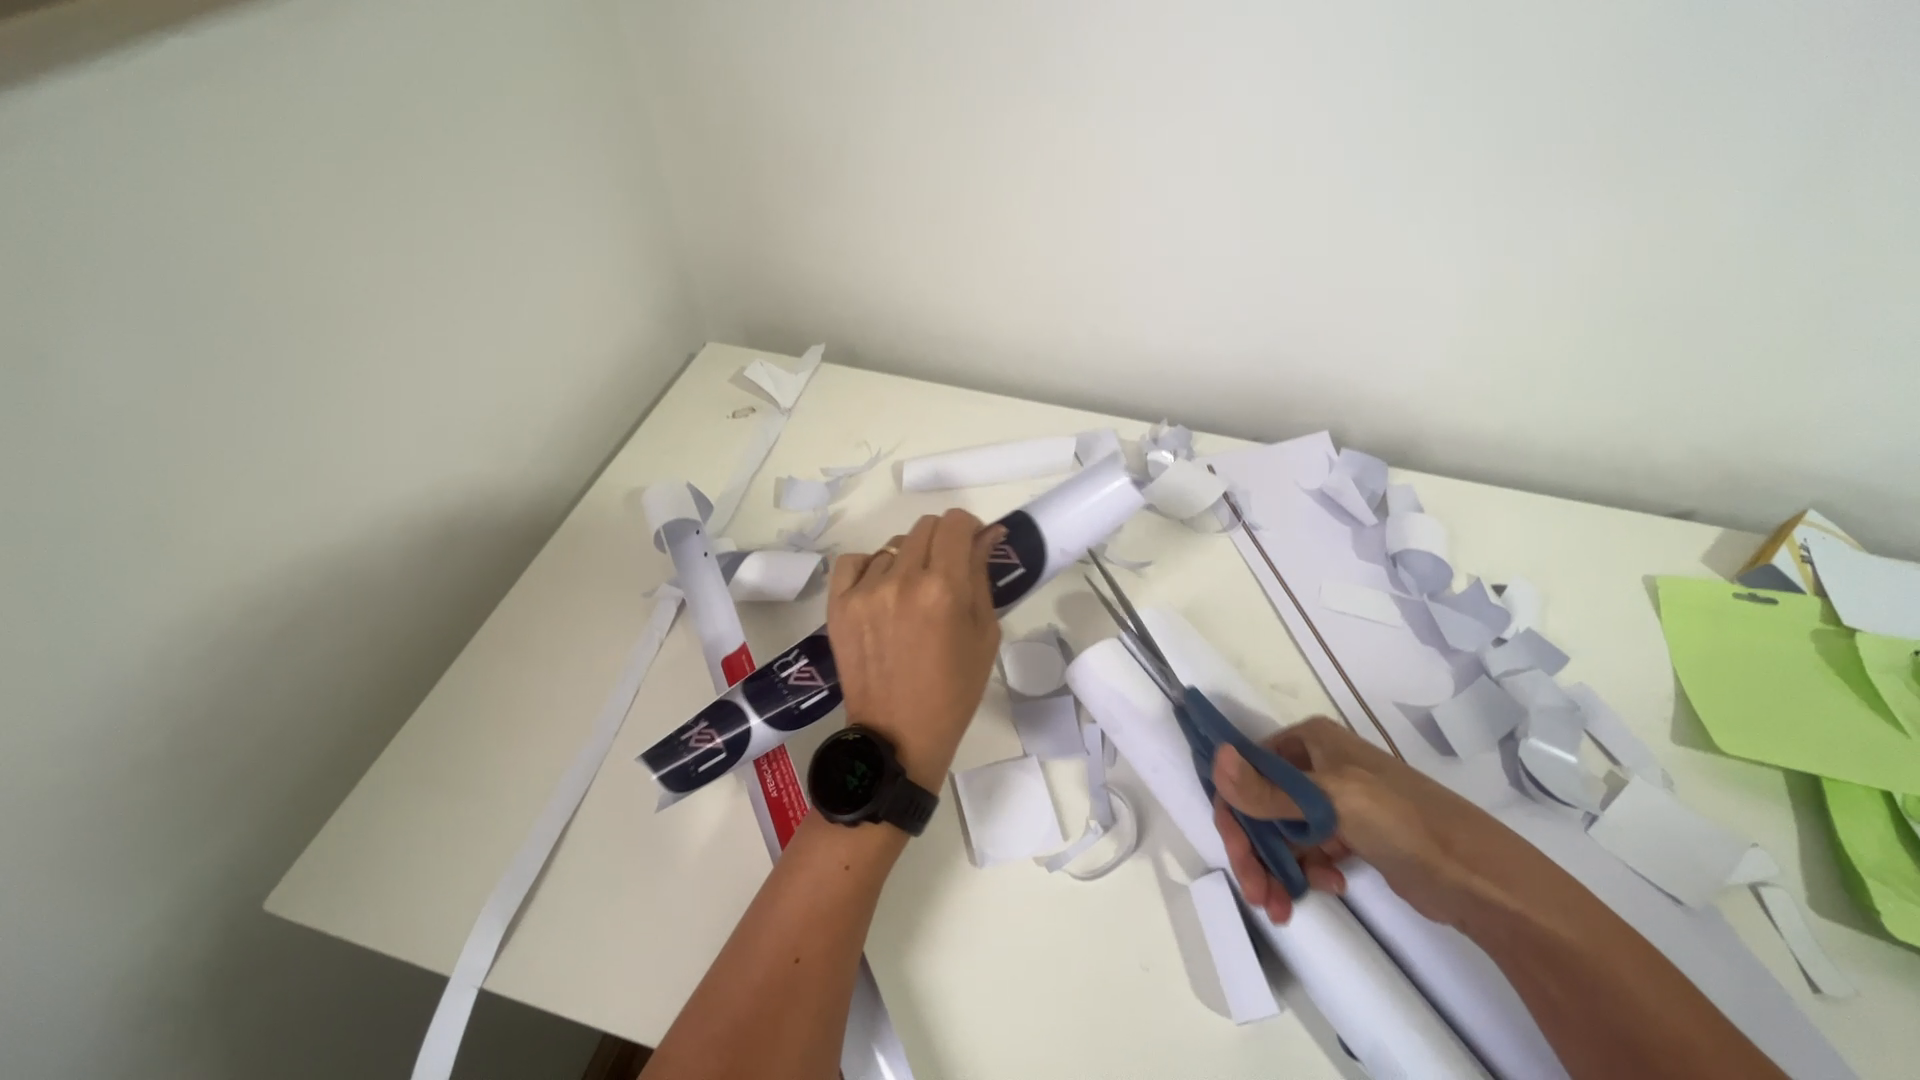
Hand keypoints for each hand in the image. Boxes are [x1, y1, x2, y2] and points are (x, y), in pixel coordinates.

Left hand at [827, 511, 1004, 787]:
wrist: (898, 735)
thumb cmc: (954, 691)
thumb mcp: (984, 634)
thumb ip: (981, 577)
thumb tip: (987, 534)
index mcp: (944, 588)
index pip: (956, 524)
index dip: (970, 527)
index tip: (973, 543)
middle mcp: (902, 580)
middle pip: (924, 528)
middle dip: (942, 541)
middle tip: (947, 572)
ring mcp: (865, 591)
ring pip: (892, 547)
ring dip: (908, 560)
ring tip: (912, 596)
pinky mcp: (838, 605)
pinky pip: (854, 562)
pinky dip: (870, 568)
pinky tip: (881, 591)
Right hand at [1211, 716, 1538, 927]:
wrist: (1478, 877)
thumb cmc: (1404, 824)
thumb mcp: (1331, 803)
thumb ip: (1269, 791)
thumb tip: (1215, 759)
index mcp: (1310, 740)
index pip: (1247, 771)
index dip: (1236, 813)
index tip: (1239, 856)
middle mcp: (1317, 763)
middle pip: (1261, 805)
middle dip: (1256, 851)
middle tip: (1259, 895)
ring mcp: (1334, 799)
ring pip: (1281, 832)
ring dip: (1277, 869)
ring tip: (1283, 907)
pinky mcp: (1350, 833)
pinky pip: (1308, 850)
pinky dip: (1307, 871)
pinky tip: (1328, 887)